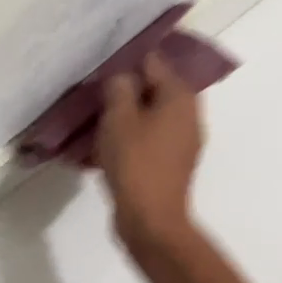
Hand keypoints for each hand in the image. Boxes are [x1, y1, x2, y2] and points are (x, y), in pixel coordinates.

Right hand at [96, 53, 203, 252]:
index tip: (100, 71)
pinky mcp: (170, 167)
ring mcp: (182, 144)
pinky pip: (147, 144)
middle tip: (93, 99)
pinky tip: (102, 152)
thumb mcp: (119, 117)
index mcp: (180, 96)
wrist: (151, 221)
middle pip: (152, 92)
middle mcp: (189, 115)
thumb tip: (122, 76)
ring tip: (93, 126)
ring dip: (123, 120)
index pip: (153, 61)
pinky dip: (127, 143)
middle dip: (123, 94)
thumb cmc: (135, 162)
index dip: (125, 62)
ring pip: (148, 119)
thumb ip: (119, 87)